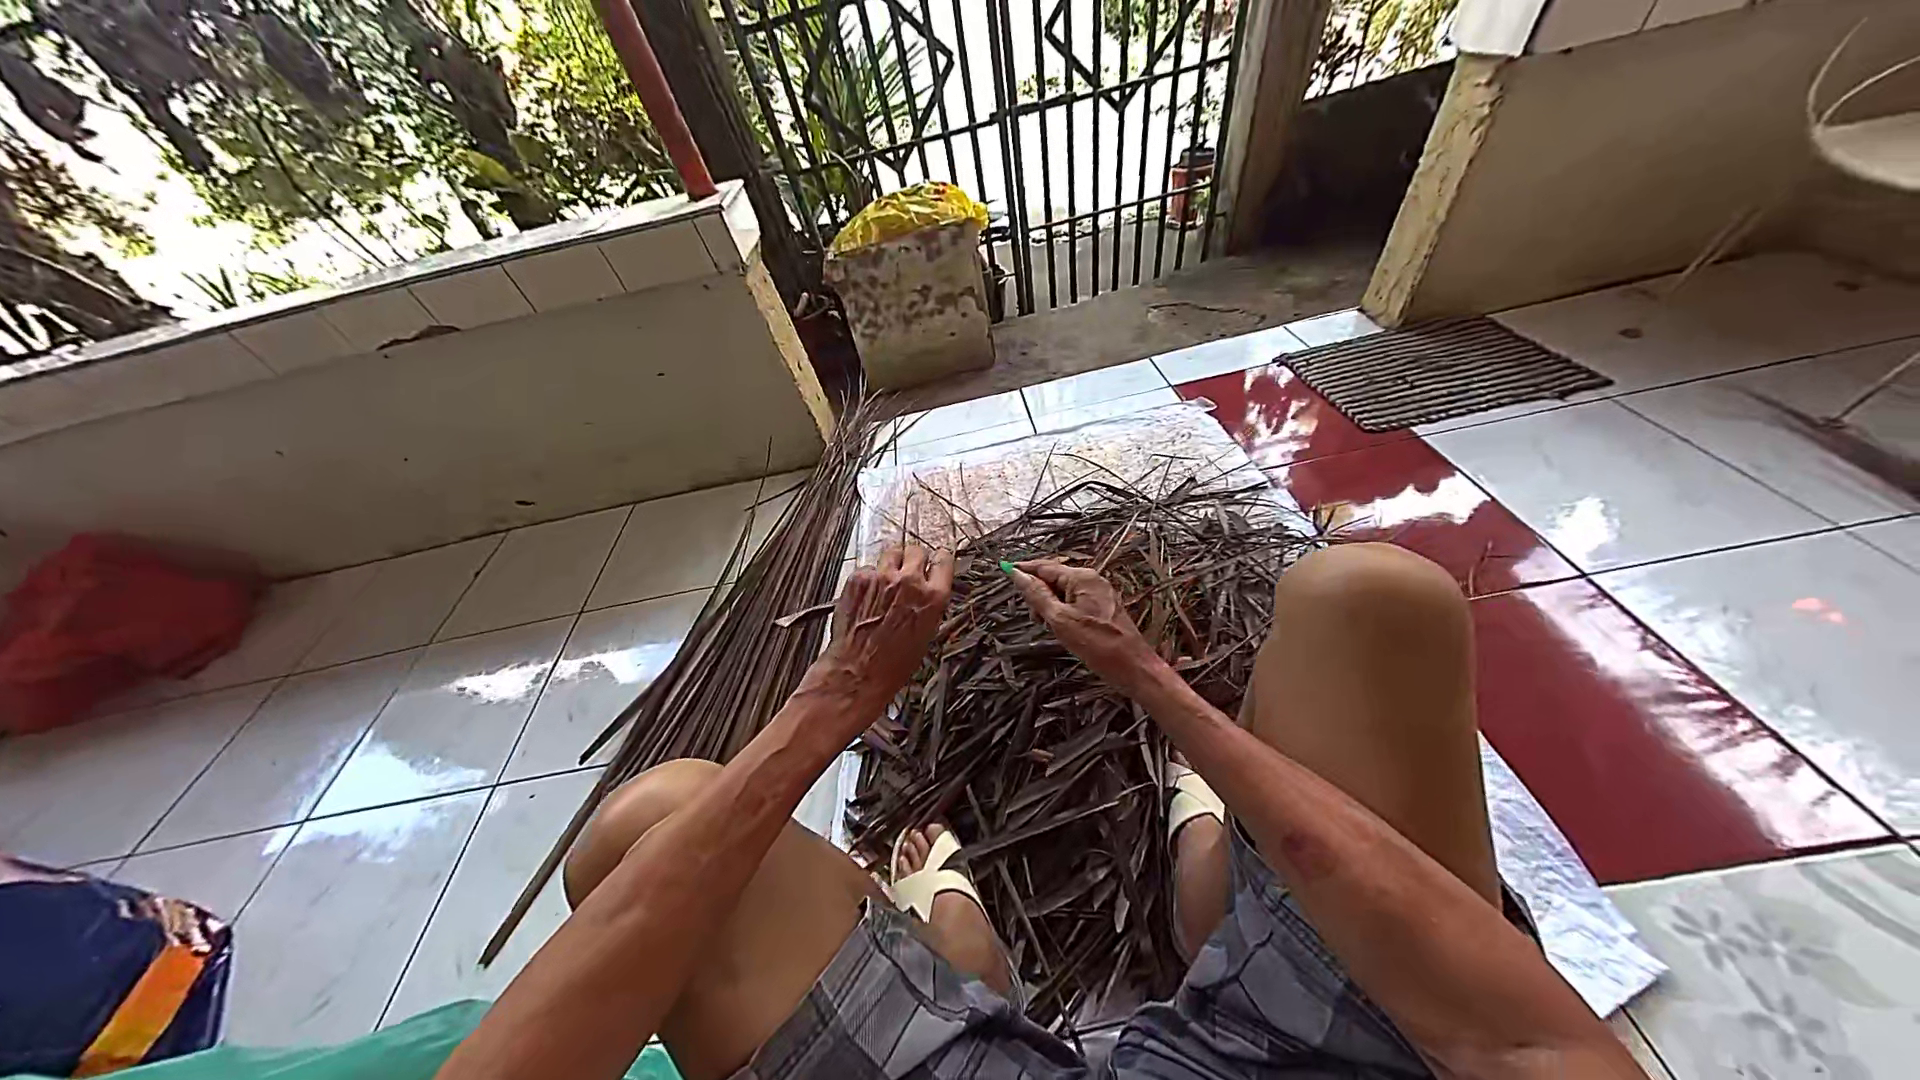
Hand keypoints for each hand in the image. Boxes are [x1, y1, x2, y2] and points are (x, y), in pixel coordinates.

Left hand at [804, 544, 953, 718]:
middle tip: (908, 571)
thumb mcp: (927, 632)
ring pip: (892, 552)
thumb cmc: (893, 662)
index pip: (944, 560)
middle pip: (917, 550)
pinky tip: (868, 595)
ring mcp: (882, 577)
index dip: (939, 560)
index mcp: (933, 597)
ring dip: (892, 563)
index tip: (936, 561)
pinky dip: (869, 577)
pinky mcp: (859, 578)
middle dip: (914, 559)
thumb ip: (929, 603)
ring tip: (887, 580)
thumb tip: (927, 590)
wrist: (859, 671)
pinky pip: (868, 568)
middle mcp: (910, 582)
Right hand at [1007, 560, 1164, 691]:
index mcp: (1082, 578)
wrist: (1134, 668)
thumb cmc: (1098, 646)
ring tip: (1047, 626)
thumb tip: (1016, 574)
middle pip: (1054, 578)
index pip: (1045, 566)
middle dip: (1038, 593)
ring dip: (1049, 605)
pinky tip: (1060, 628)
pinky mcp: (1103, 608)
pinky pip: (1074, 602)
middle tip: (1033, 617)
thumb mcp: (1060, 620)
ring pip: (1063, 592)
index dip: (1024, 569)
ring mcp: (1099, 593)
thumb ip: (1037, 595)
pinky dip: (1062, 611)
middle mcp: (1092, 580)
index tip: (1004, 570)